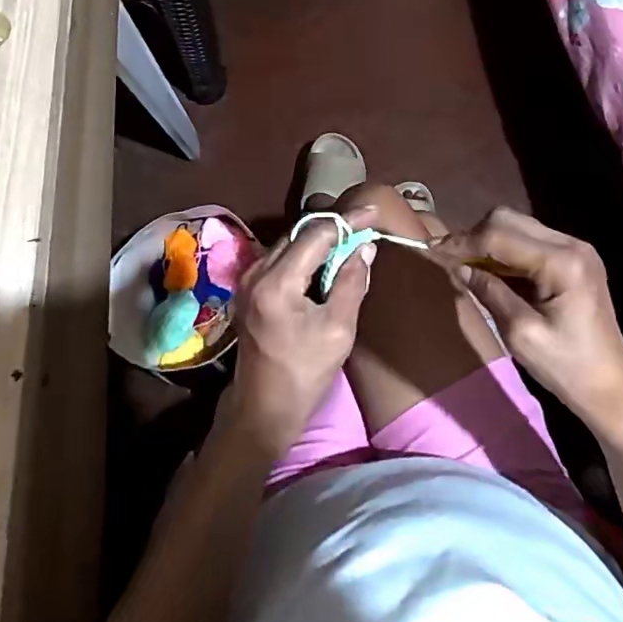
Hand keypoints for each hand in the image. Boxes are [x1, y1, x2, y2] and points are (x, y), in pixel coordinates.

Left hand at [225, 210, 371, 454]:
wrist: (262, 409)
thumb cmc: (304, 374)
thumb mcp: (338, 330)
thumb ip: (351, 282)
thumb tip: (365, 248)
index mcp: (277, 282)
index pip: (317, 235)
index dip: (348, 221)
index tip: (374, 212)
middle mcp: (256, 272)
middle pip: (300, 233)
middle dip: (334, 226)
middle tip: (366, 224)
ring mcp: (248, 279)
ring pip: (289, 243)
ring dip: (320, 239)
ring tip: (352, 238)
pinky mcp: (249, 289)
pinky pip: (281, 258)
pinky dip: (306, 253)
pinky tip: (327, 259)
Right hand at [430, 208, 622, 427]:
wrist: (611, 388)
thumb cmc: (567, 369)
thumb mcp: (520, 334)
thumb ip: (489, 292)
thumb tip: (459, 266)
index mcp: (563, 262)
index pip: (500, 235)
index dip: (462, 241)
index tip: (432, 250)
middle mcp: (572, 244)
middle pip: (509, 219)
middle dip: (474, 235)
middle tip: (448, 258)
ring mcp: (576, 248)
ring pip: (518, 225)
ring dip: (488, 240)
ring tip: (464, 263)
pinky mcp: (575, 258)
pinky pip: (530, 240)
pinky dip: (505, 250)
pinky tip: (490, 269)